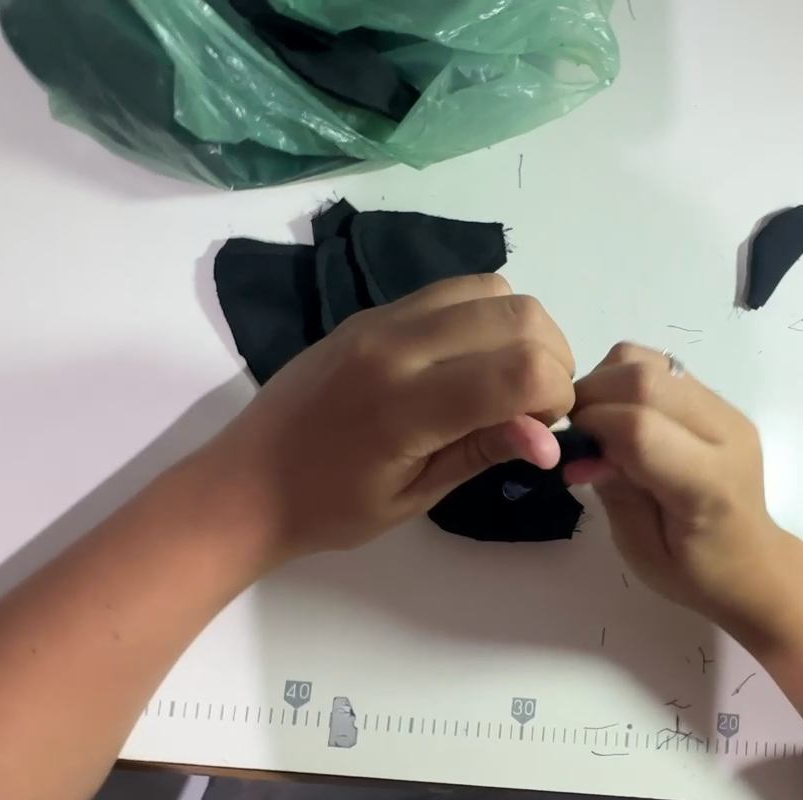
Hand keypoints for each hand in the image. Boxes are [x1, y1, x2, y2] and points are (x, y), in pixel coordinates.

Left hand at [205, 275, 575, 562]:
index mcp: (404, 407)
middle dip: (552, 358)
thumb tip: (550, 439)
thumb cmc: (329, 508)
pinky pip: (453, 290)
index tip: (542, 431)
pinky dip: (487, 318)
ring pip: (492, 288)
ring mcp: (382, 319)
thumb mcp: (413, 497)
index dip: (555, 397)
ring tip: (508, 380)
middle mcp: (396, 345)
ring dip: (523, 331)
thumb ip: (482, 452)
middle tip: (535, 406)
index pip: (519, 370)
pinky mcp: (372, 311)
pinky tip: (472, 362)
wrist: (246, 481)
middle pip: (518, 314)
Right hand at [565, 344, 800, 636]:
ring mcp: (726, 412)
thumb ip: (614, 493)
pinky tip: (621, 416)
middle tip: (575, 430)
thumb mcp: (641, 550)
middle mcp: (725, 434)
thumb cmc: (694, 572)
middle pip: (646, 379)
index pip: (640, 429)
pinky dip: (627, 381)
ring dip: (608, 382)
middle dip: (593, 396)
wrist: (753, 565)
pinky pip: (662, 368)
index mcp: (707, 485)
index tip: (570, 450)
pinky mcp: (720, 402)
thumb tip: (581, 450)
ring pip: (652, 363)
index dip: (592, 427)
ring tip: (597, 421)